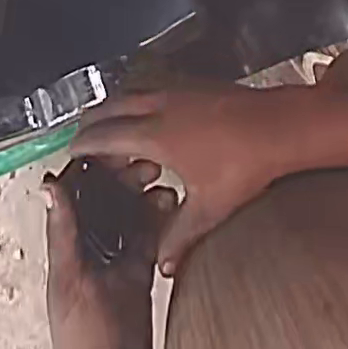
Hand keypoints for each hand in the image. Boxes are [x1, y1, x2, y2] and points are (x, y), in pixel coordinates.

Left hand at [44, 159, 175, 348]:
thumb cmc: (84, 338)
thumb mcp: (70, 276)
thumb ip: (63, 230)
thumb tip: (48, 185)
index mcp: (67, 242)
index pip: (75, 190)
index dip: (92, 167)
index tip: (112, 147)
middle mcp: (89, 245)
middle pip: (105, 197)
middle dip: (124, 176)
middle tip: (146, 163)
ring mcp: (114, 257)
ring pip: (128, 211)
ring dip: (144, 194)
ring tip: (162, 180)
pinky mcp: (137, 270)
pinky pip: (147, 234)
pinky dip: (159, 217)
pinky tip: (169, 204)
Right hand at [69, 86, 316, 275]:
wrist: (276, 125)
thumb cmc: (244, 163)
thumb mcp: (210, 206)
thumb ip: (179, 236)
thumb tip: (162, 265)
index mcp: (155, 134)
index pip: (106, 135)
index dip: (84, 143)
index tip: (71, 150)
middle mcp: (159, 105)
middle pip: (110, 107)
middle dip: (91, 121)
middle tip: (82, 137)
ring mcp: (175, 89)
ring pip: (130, 92)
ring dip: (113, 108)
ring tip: (108, 125)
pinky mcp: (190, 83)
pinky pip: (149, 86)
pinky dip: (135, 99)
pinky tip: (146, 114)